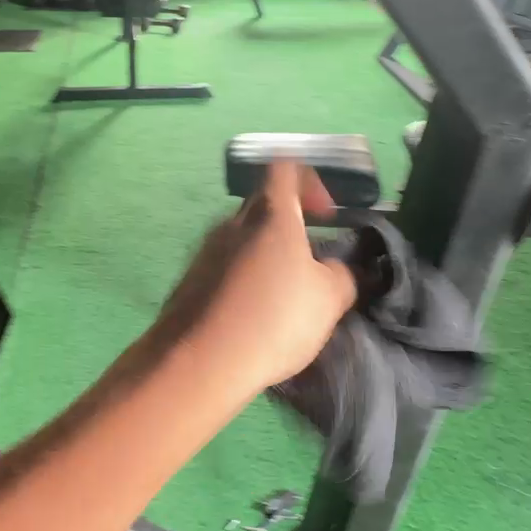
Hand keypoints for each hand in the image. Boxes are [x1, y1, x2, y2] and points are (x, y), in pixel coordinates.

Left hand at [142, 163, 357, 396]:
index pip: (285, 169)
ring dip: (265, 258)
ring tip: (283, 297)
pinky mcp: (188, 282)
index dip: (310, 182)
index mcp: (270, 214)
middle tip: (310, 264)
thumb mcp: (329, 299)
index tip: (325, 216)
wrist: (200, 361)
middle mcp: (232, 224)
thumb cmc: (273, 318)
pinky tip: (253, 317)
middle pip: (263, 206)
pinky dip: (242, 282)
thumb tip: (333, 269)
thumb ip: (341, 275)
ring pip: (242, 241)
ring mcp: (205, 252)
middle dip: (289, 227)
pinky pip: (223, 269)